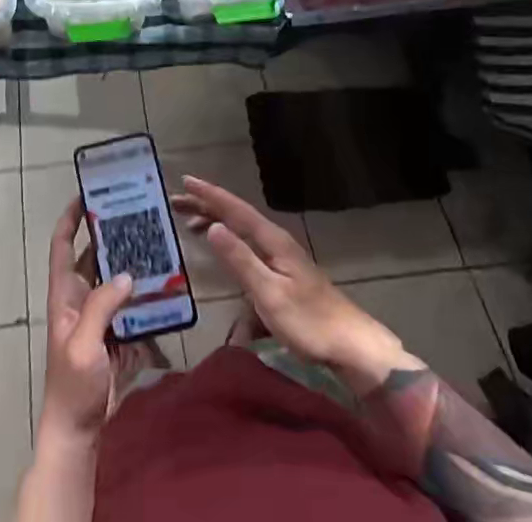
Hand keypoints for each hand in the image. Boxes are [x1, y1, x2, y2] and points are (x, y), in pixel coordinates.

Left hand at [38, 196, 133, 443]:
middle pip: (91, 261)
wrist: (79, 428)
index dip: (69, 221)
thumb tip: (123, 275)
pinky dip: (146, 304)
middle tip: (134, 220)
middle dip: (108, 240)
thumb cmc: (73, 384)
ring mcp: (97, 321)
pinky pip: (131, 315)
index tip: (84, 197)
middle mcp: (78, 301)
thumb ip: (101, 307)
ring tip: (155, 250)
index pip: (61, 247)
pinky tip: (167, 295)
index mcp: (63, 296)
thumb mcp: (84, 343)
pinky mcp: (115, 341)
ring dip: (130, 270)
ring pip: (113, 286)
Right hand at [171, 176, 408, 381]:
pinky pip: (247, 245)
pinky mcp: (283, 273)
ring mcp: (282, 258)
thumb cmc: (311, 323)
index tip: (184, 180)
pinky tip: (221, 249)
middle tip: (175, 201)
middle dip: (206, 206)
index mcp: (273, 242)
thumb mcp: (268, 293)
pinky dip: (228, 240)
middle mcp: (277, 243)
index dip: (209, 194)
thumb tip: (212, 226)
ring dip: (215, 222)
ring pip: (241, 231)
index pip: (235, 210)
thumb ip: (239, 259)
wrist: (356, 351)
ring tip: (189, 222)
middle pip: (237, 216)